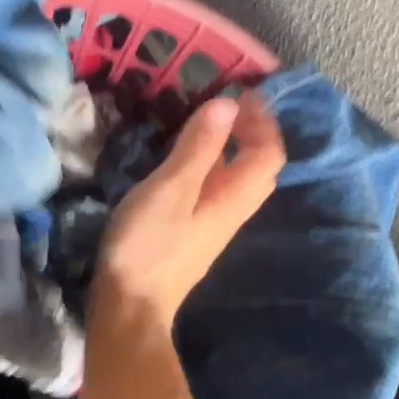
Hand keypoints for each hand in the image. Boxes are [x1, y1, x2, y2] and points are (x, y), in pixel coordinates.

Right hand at [95, 93, 286, 325]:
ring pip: (237, 181)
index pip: (268, 154)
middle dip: (252, 132)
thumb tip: (228, 104)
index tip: (241, 93)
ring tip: (206, 126)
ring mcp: (212, 226)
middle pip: (259, 168)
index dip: (262, 120)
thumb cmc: (148, 244)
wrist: (130, 306)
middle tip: (227, 105)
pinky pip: (216, 191)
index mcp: (232, 199)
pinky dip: (212, 166)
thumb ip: (198, 147)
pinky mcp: (192, 235)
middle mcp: (231, 212)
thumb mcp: (170, 188)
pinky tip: (184, 163)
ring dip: (232, 148)